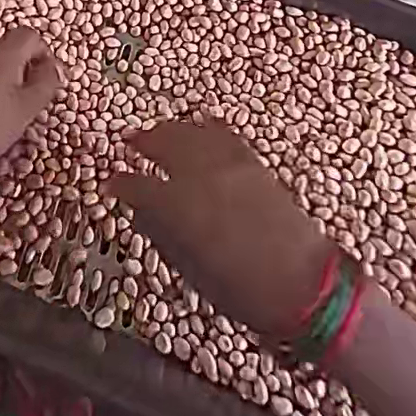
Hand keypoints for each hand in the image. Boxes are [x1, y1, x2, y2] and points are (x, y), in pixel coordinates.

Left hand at [0, 27, 63, 164]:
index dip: (43, 54)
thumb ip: (46, 83)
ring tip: (4, 111)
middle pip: (9, 48)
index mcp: (4, 52)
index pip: (31, 35)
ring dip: (1, 80)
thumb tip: (53, 67)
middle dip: (23, 69)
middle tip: (27, 99)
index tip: (46, 78)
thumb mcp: (27, 108)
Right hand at [105, 121, 335, 337]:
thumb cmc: (242, 290)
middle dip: (143, 141)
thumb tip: (142, 211)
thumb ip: (161, 233)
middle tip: (129, 142)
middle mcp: (200, 176)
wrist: (305, 286)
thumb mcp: (190, 269)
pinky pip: (223, 135)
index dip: (120, 183)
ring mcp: (228, 165)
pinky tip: (200, 125)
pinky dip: (206, 128)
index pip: (138, 185)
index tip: (111, 183)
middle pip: (163, 144)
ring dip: (170, 130)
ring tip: (158, 131)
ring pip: (191, 133)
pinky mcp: (252, 163)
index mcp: (178, 206)